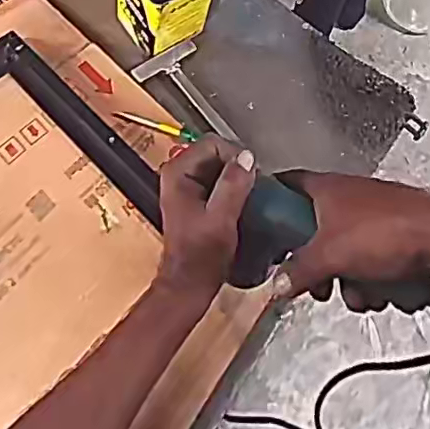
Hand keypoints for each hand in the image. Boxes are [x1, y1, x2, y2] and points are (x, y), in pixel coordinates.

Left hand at [154, 139, 255, 307]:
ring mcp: (186, 184)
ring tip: (249, 191)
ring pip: (220, 163)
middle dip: (237, 164)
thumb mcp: (221, 219)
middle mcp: (178, 173)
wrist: (190, 285)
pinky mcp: (196, 195)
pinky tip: (243, 198)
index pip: (213, 143)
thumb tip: (247, 157)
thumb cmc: (200, 257)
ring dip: (237, 174)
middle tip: (252, 183)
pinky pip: (220, 177)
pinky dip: (234, 183)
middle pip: (216, 151)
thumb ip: (233, 185)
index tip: (250, 173)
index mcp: (177, 173)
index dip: (235, 155)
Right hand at [274, 172, 429, 298]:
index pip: (287, 183)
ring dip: (350, 280)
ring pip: (344, 254)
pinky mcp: (392, 236)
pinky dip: (374, 281)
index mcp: (327, 188)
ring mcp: (371, 216)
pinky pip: (370, 263)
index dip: (271, 200)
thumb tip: (277, 285)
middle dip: (317, 264)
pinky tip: (385, 289)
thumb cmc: (390, 231)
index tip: (260, 223)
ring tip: (364, 290)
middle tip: (320, 282)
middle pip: (314, 231)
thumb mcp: (330, 256)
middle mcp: (347, 197)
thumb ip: (297, 272)